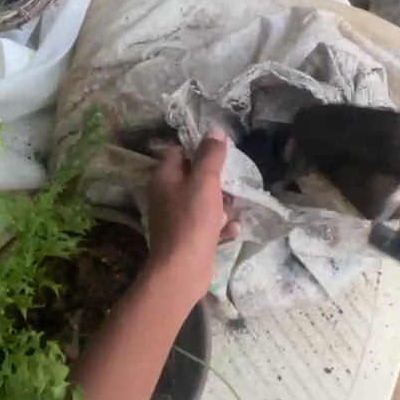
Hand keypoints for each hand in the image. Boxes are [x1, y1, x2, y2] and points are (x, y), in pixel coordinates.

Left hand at [144, 132, 236, 306]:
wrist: (183, 269)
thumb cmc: (192, 219)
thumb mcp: (204, 182)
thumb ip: (211, 155)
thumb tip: (216, 131)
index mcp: (164, 178)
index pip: (178, 152)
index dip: (199, 149)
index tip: (221, 153)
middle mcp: (166, 195)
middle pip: (194, 177)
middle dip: (216, 180)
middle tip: (233, 183)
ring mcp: (176, 218)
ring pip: (203, 201)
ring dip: (223, 204)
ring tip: (234, 207)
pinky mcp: (188, 238)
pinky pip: (208, 224)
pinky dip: (221, 225)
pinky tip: (233, 229)